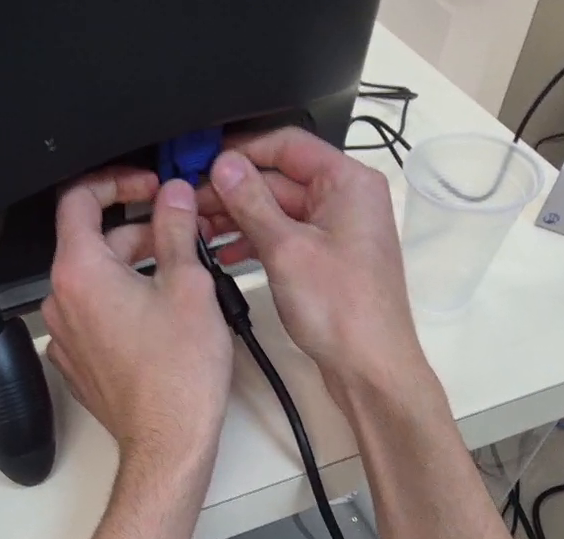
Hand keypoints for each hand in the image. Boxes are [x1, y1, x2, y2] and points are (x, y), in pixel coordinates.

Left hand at [41, 168, 235, 468]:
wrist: (168, 441)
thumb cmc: (177, 377)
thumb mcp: (188, 286)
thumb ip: (176, 230)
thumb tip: (173, 198)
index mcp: (81, 273)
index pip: (79, 199)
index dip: (116, 181)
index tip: (146, 186)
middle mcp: (62, 303)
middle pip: (94, 242)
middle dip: (139, 231)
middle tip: (183, 236)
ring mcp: (67, 336)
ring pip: (96, 281)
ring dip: (134, 268)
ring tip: (181, 279)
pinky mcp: (79, 363)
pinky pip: (95, 316)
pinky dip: (123, 304)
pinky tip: (161, 317)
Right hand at [199, 129, 431, 403]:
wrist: (369, 367)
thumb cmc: (344, 312)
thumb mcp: (287, 250)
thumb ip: (253, 203)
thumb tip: (226, 167)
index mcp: (348, 182)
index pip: (288, 145)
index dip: (243, 151)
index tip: (204, 163)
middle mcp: (347, 201)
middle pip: (281, 179)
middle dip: (235, 192)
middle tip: (194, 205)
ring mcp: (338, 233)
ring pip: (279, 212)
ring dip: (240, 219)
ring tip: (201, 232)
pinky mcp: (327, 262)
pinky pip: (286, 239)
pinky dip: (257, 244)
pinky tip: (226, 255)